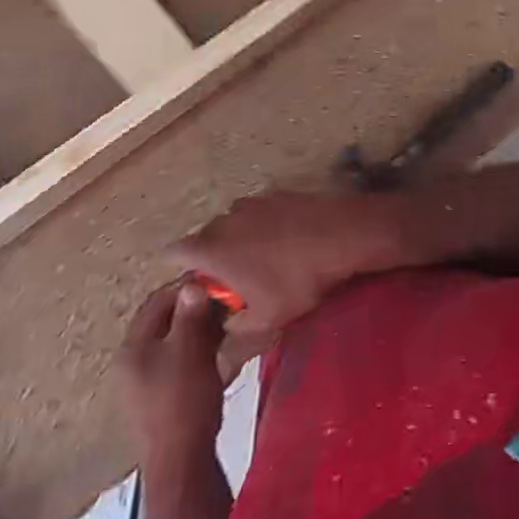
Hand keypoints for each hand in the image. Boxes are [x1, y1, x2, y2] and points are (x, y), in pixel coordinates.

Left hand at [118, 279, 226, 465]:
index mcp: (132, 348)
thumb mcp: (190, 351)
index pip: (156, 302)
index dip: (183, 286)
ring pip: (174, 337)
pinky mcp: (162, 391)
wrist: (181, 457)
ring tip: (227, 317)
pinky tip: (220, 343)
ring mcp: (146, 378)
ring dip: (199, 324)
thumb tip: (193, 284)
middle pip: (164, 319)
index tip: (215, 277)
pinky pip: (179, 355)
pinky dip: (198, 343)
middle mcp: (133, 360)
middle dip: (194, 305)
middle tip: (225, 296)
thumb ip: (190, 316)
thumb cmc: (183, 400)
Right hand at [167, 190, 407, 336]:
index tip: (197, 281)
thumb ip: (237, 326)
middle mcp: (226, 218)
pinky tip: (289, 239)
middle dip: (214, 255)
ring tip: (266, 258)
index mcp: (211, 248)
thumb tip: (228, 324)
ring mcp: (255, 201)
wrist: (345, 234)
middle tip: (236, 277)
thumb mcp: (267, 317)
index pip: (172, 253)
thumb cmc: (299, 279)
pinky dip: (268, 224)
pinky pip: (262, 212)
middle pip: (206, 236)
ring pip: (235, 222)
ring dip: (242, 238)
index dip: (180, 267)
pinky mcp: (281, 192)